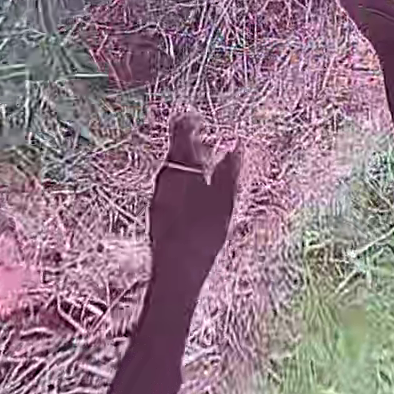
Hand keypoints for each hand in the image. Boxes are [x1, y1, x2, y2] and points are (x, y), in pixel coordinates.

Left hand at [147, 117, 240, 290]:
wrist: (176, 273)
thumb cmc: (203, 234)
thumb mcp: (225, 200)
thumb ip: (230, 169)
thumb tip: (237, 144)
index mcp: (179, 167)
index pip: (181, 130)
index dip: (192, 120)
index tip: (204, 120)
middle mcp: (164, 177)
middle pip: (177, 151)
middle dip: (196, 146)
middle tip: (214, 148)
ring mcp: (158, 196)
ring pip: (174, 171)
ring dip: (190, 167)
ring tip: (209, 174)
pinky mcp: (157, 213)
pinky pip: (171, 188)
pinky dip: (185, 184)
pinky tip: (197, 199)